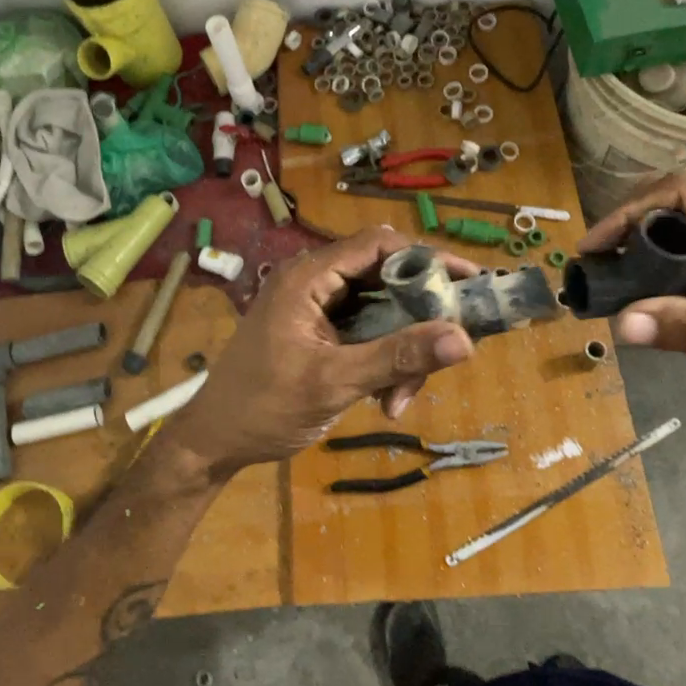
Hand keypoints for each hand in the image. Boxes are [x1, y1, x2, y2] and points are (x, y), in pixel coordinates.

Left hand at [164, 227, 477, 474]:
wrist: (216, 441)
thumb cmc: (264, 406)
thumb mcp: (334, 382)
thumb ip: (397, 357)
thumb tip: (465, 339)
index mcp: (308, 277)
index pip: (379, 244)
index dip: (427, 258)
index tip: (469, 282)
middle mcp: (315, 282)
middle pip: (386, 278)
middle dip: (418, 319)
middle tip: (448, 351)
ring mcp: (317, 308)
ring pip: (383, 311)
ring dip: (402, 351)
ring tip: (399, 401)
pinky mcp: (321, 333)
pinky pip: (369, 334)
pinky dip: (385, 362)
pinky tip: (386, 402)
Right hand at [577, 174, 685, 404]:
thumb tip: (623, 327)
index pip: (685, 190)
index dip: (628, 213)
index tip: (591, 248)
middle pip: (684, 206)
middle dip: (633, 235)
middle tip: (596, 274)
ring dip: (654, 258)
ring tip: (616, 290)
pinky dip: (681, 277)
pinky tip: (660, 303)